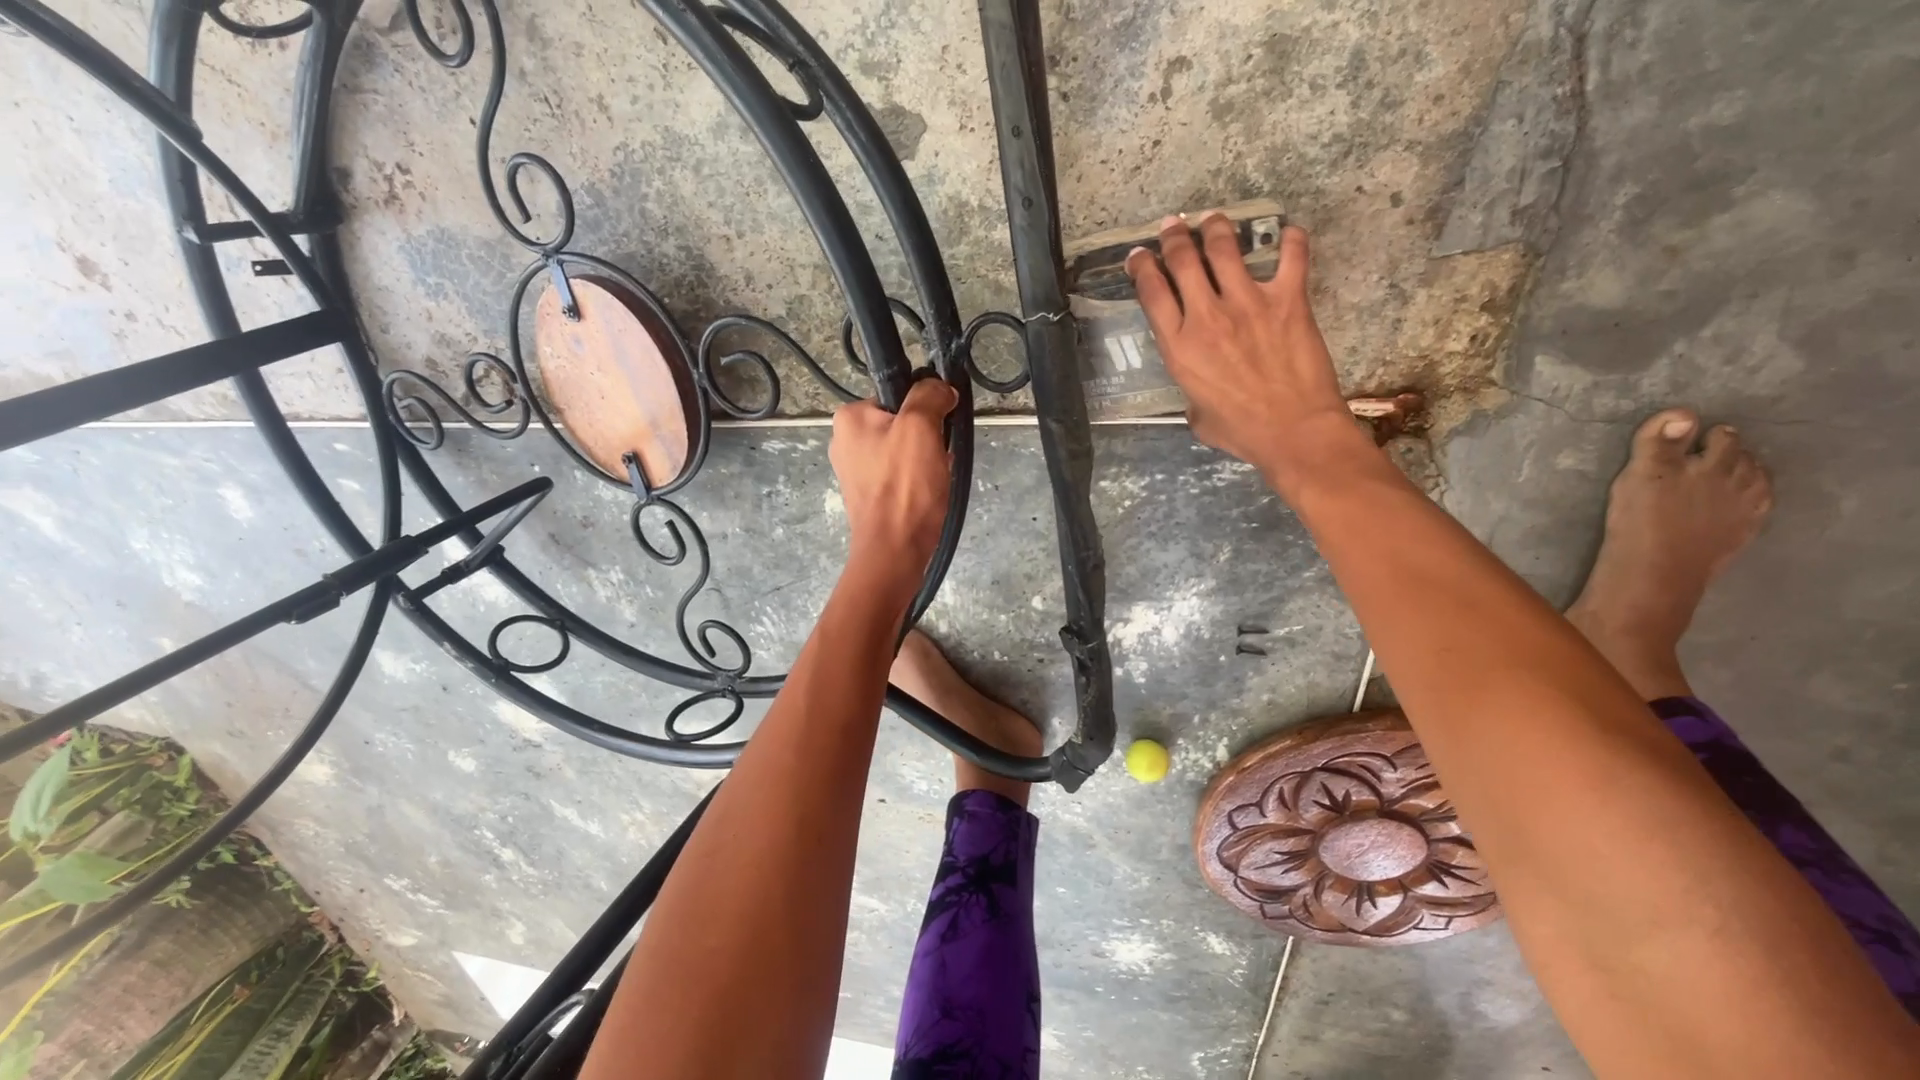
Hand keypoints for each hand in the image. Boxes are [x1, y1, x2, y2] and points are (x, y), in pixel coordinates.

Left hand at [829, 378, 957, 576]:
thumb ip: (930, 395)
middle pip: (902, 423)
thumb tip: (940, 387)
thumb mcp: (921, 426)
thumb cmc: (905, 486)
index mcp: (849, 417)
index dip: (925, 408)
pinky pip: (900, 475)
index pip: (897, 395)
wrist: (895, 550)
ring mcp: (854, 471)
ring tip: (935, 478)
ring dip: (926, 460)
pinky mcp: (868, 495)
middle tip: (938, 457)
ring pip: (904, 450)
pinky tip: (928, 494)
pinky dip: (917, 481)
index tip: (939, 427)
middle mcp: (844, 440)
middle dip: (927, 438)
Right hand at [1125, 216, 1358, 488]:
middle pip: (1183, 259)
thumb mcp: (1197, 415)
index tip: (1140, 255)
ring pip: (1225, 247)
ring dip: (1217, 227)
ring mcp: (1249, 303)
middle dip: (1174, 236)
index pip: (1151, 291)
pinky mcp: (1288, 300)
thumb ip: (1191, 390)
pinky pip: (1292, 256)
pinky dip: (1291, 240)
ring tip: (1213, 220)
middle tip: (1173, 225)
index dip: (1142, 266)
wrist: (1294, 432)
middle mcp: (1208, 316)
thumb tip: (1198, 385)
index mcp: (1179, 346)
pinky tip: (1289, 233)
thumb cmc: (1242, 432)